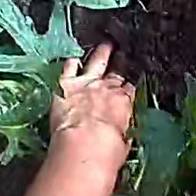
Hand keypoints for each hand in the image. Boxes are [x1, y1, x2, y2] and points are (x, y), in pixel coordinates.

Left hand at [49, 43, 133, 165]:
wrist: (83, 144)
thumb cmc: (107, 151)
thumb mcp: (124, 144)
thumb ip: (123, 133)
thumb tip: (123, 134)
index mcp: (123, 102)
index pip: (129, 89)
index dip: (129, 85)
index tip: (130, 82)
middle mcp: (106, 88)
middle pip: (115, 73)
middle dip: (120, 64)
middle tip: (122, 56)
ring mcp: (85, 82)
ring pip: (96, 61)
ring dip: (101, 53)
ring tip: (106, 44)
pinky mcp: (65, 84)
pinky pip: (70, 67)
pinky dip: (72, 62)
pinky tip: (74, 58)